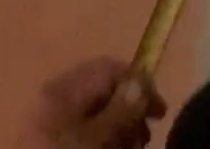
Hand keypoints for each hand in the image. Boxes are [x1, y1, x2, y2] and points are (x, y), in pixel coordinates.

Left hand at [32, 58, 164, 148]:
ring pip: (96, 115)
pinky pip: (85, 133)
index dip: (138, 85)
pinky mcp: (50, 144)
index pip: (108, 69)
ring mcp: (50, 123)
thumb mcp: (97, 141)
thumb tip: (141, 80)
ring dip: (119, 131)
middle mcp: (55, 99)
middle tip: (143, 141)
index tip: (160, 114)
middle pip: (103, 92)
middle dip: (129, 113)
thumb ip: (121, 110)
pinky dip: (104, 141)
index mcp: (63, 90)